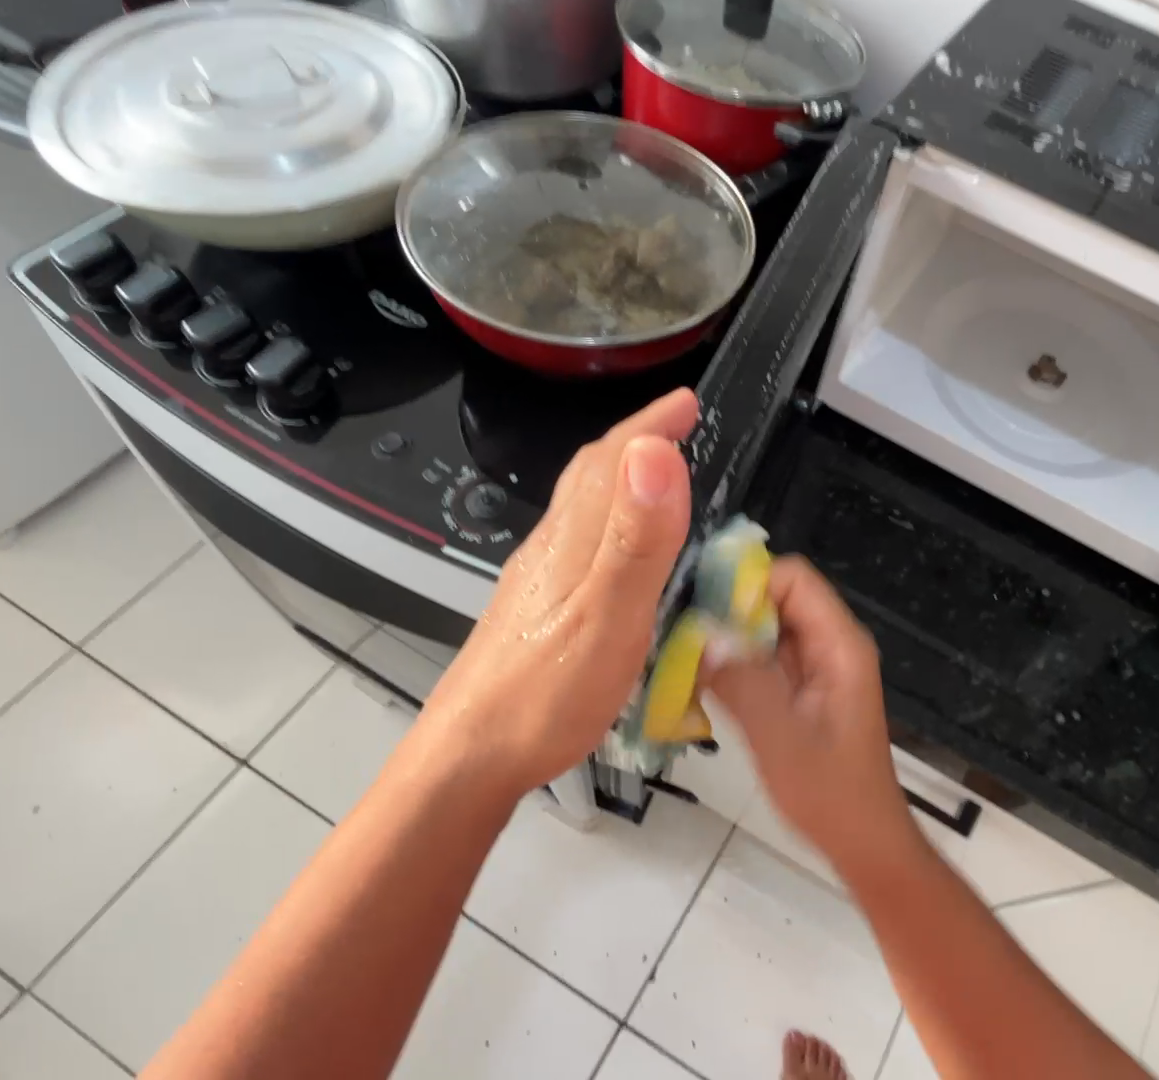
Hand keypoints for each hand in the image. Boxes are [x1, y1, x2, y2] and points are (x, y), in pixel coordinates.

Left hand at [416, 388, 695, 799]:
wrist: (471, 756)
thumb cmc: (545, 695)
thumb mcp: (607, 617)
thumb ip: (636, 539)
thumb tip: (655, 452)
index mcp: (572, 541)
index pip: (612, 462)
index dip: (650, 424)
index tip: (687, 402)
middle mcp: (550, 546)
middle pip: (589, 476)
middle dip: (636, 441)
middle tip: (677, 425)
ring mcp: (536, 577)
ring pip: (579, 507)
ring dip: (619, 477)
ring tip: (655, 474)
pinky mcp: (533, 608)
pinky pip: (574, 541)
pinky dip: (605, 520)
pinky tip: (614, 548)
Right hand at [705, 557, 920, 874]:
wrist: (863, 842)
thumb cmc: (830, 795)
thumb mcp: (782, 741)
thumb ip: (743, 685)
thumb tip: (700, 636)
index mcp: (838, 644)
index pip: (792, 578)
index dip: (746, 581)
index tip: (698, 604)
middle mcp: (829, 644)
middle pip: (775, 597)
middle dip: (727, 607)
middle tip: (677, 630)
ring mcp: (816, 667)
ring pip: (765, 627)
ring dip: (725, 636)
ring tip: (678, 652)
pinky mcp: (800, 689)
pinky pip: (763, 657)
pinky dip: (732, 662)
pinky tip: (697, 679)